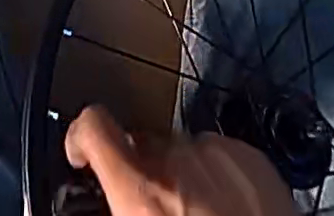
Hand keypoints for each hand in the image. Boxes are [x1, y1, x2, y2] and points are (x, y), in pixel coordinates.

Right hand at [63, 105, 296, 215]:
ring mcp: (218, 154)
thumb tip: (113, 205)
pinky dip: (216, 176)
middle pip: (141, 143)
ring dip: (181, 176)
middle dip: (141, 172)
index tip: (81, 153)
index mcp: (142, 194)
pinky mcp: (252, 158)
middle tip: (155, 214)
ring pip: (181, 149)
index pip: (94, 126)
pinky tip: (228, 214)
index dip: (80, 136)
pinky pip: (219, 154)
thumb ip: (123, 211)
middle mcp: (177, 163)